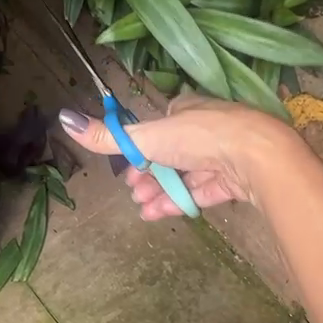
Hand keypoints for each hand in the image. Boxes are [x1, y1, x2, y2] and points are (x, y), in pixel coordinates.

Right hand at [59, 94, 309, 218]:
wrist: (258, 157)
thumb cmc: (202, 137)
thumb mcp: (147, 137)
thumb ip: (108, 137)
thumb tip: (63, 118)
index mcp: (189, 108)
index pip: (159, 128)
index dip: (140, 150)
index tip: (125, 170)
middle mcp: (208, 127)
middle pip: (171, 154)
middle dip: (148, 175)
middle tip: (132, 194)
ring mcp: (225, 154)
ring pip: (187, 174)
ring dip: (161, 191)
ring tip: (143, 209)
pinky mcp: (238, 179)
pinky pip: (203, 191)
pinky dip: (180, 201)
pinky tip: (160, 214)